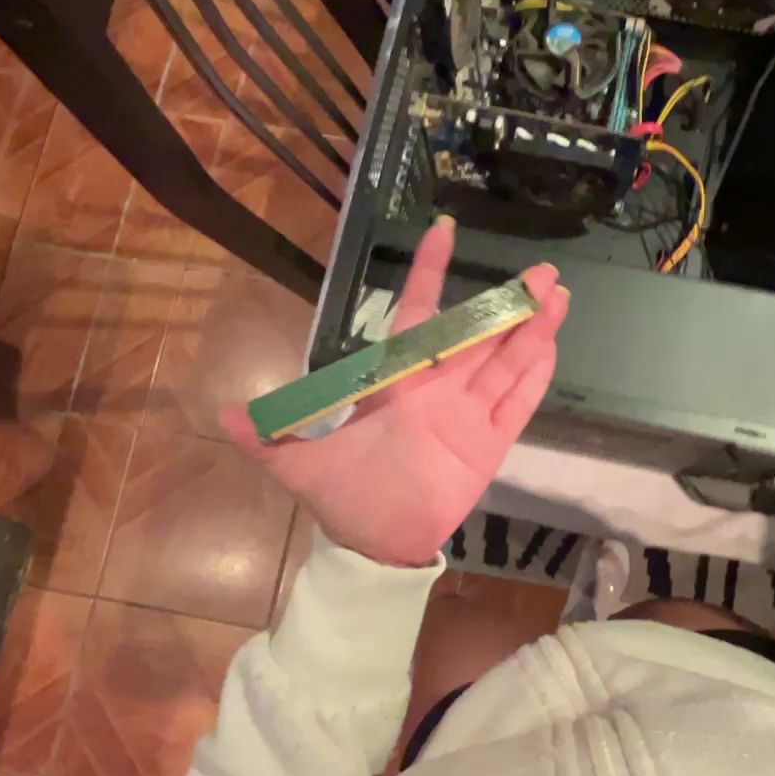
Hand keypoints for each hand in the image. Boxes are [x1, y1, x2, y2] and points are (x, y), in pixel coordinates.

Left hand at [219, 218, 570, 566]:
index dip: (429, 273)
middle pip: (476, 335)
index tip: (443, 231)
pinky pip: (516, 405)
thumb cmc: (341, 495)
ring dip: (530, 331)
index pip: (416, 314)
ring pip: (503, 363)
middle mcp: (436, 388)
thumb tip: (219, 412)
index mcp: (394, 380)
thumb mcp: (296, 462)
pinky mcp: (489, 444)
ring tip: (556, 297)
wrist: (374, 544)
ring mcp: (467, 414)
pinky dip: (534, 377)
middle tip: (538, 272)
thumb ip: (267, 434)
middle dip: (507, 303)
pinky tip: (550, 346)